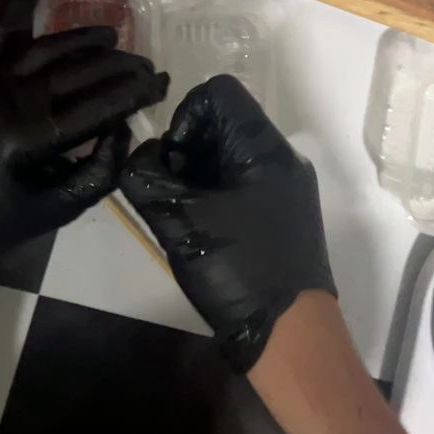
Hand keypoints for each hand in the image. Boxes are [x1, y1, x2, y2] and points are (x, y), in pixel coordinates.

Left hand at [0, 25, 167, 290]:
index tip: (161, 82)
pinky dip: (13, 12)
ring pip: (43, 47)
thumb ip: (102, 168)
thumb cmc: (7, 220)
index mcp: (34, 140)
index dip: (135, 92)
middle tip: (144, 63)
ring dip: (80, 37)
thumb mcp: (64, 207)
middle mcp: (10, 102)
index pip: (98, 105)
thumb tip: (123, 124)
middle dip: (118, 65)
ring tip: (111, 34)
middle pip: (76, 70)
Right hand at [122, 74, 334, 371]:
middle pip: (223, 121)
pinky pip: (242, 178)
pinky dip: (215, 190)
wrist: (293, 340)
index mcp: (264, 149)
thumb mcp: (181, 221)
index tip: (175, 160)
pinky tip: (202, 226)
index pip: (218, 93)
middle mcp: (281, 158)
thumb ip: (148, 179)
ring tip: (184, 212)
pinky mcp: (283, 212)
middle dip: (188, 147)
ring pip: (229, 151)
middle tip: (173, 189)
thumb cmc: (240, 272)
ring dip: (199, 172)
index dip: (186, 116)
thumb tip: (139, 157)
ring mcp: (286, 186)